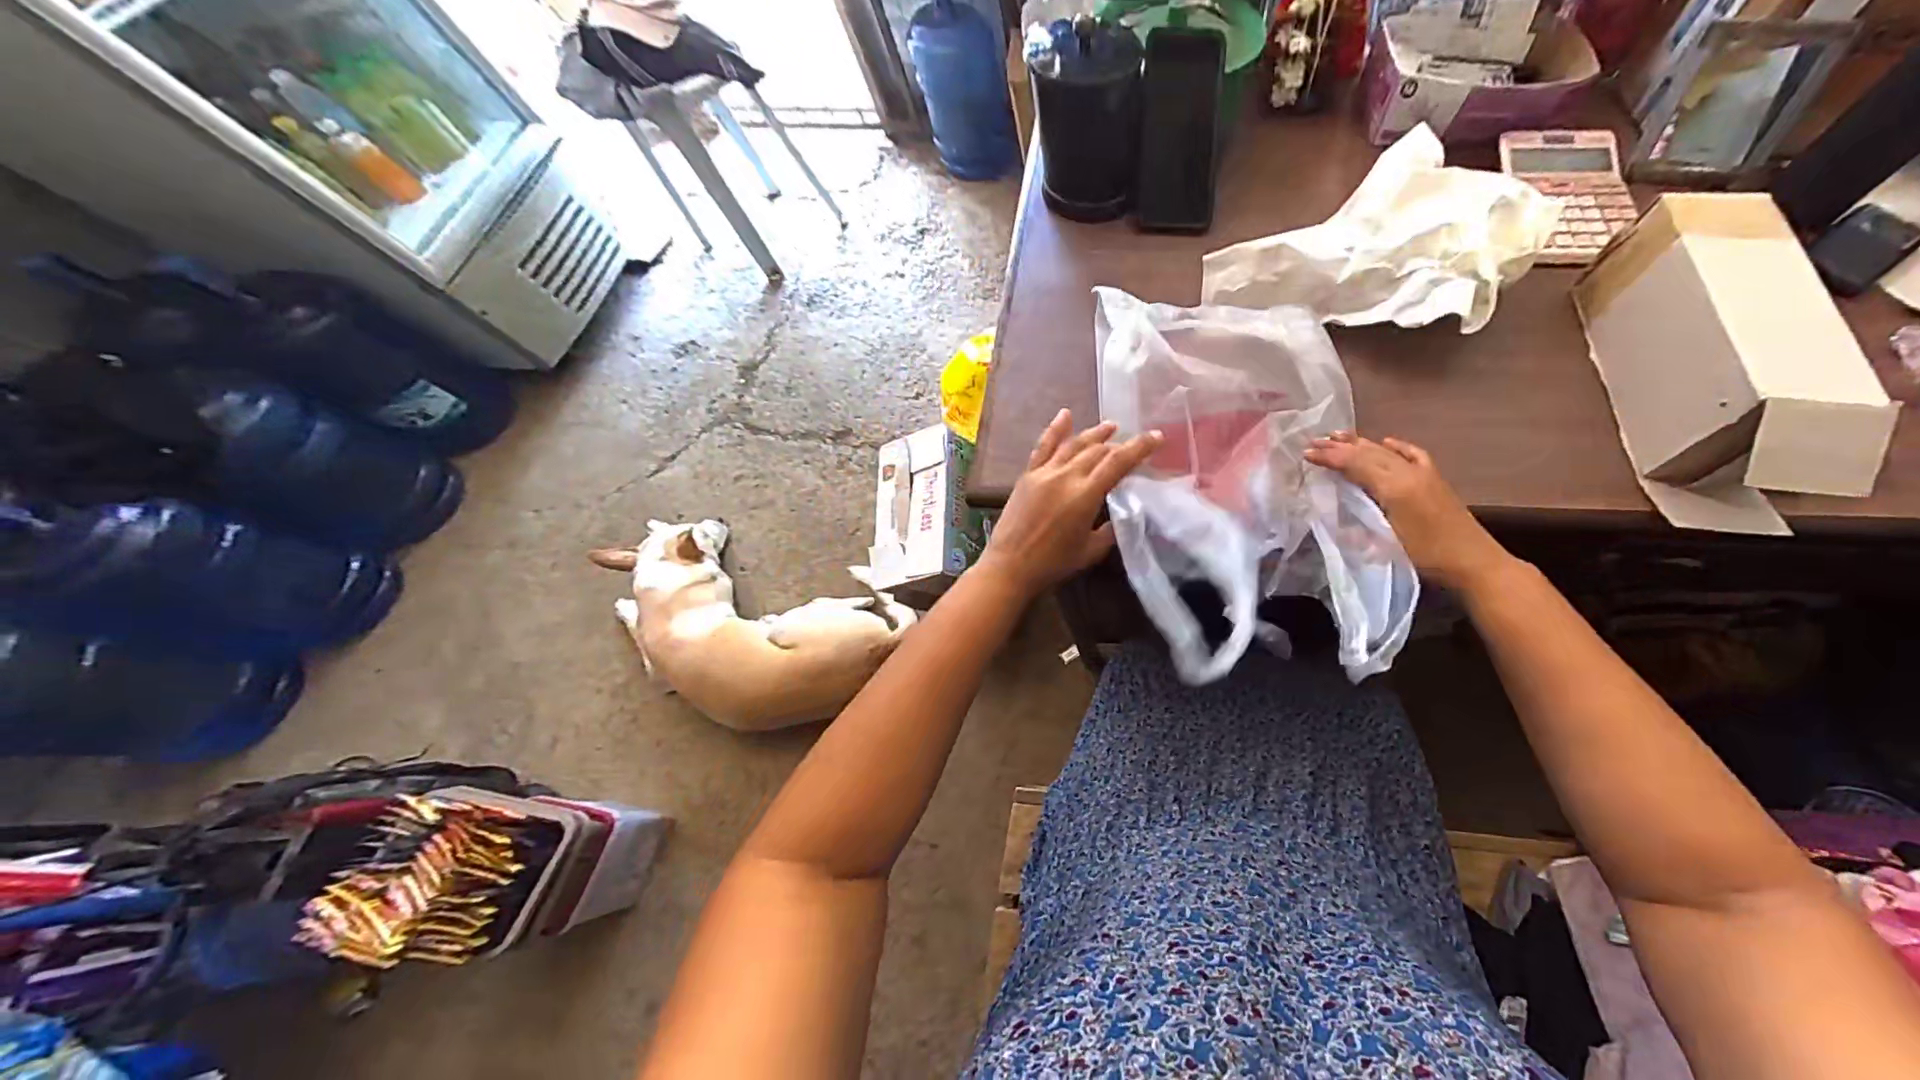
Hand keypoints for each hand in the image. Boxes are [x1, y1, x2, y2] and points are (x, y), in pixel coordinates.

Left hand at [975, 409, 1162, 597]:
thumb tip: (1124, 513)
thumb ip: (1110, 529)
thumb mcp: (1091, 550)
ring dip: (1094, 433)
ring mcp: (1044, 473)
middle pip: (1097, 451)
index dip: (1140, 447)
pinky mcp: (1027, 476)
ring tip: (1111, 426)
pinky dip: (1055, 429)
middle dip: (1118, 445)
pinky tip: (1065, 415)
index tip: (1157, 436)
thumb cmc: (1053, 563)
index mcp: (1085, 494)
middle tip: (1132, 445)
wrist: (1009, 566)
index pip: (1118, 462)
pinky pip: (1043, 446)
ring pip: (1073, 444)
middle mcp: (1066, 476)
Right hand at [1304, 432, 1518, 592]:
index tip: (1306, 454)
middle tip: (1314, 440)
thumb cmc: (1425, 556)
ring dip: (1361, 443)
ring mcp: (1425, 474)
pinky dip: (1396, 446)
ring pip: (1387, 452)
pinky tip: (1386, 442)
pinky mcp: (1436, 480)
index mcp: (1394, 487)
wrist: (1475, 564)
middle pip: (1369, 453)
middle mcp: (1409, 473)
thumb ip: (1360, 516)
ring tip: (1339, 436)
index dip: (1331, 458)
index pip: (1356, 464)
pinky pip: (1412, 454)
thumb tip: (1336, 502)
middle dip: (1340, 446)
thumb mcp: (1385, 540)